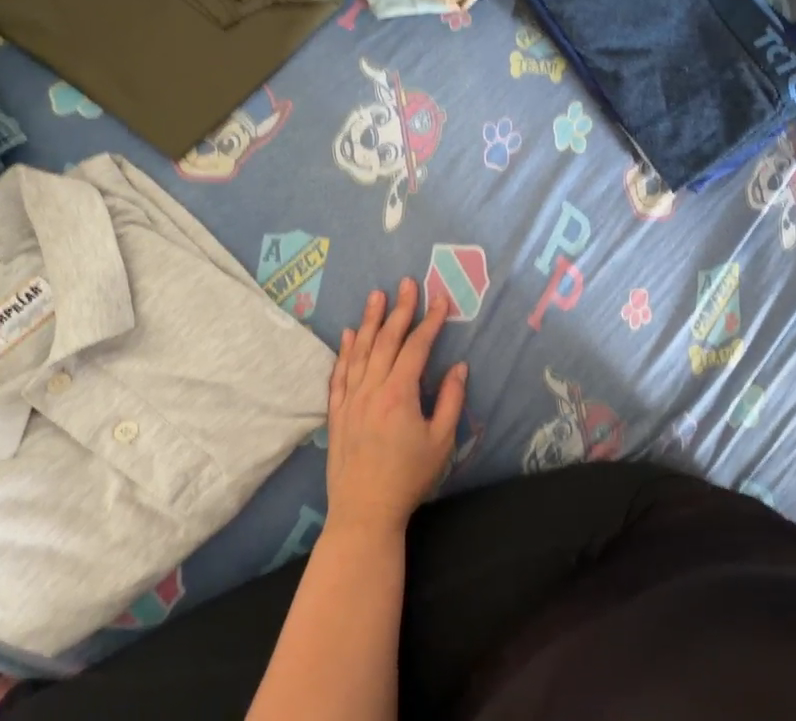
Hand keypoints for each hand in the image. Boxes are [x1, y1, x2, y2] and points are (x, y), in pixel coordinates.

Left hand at [324, 278, 466, 537]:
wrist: (364, 512)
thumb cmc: (409, 477)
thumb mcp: (442, 441)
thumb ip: (450, 400)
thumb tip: (457, 367)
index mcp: (399, 395)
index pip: (416, 348)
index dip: (430, 322)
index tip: (441, 300)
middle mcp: (371, 390)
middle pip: (386, 341)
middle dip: (399, 310)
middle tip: (407, 284)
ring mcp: (350, 400)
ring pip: (360, 352)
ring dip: (369, 322)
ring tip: (376, 296)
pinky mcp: (337, 413)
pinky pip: (340, 374)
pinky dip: (345, 352)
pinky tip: (349, 335)